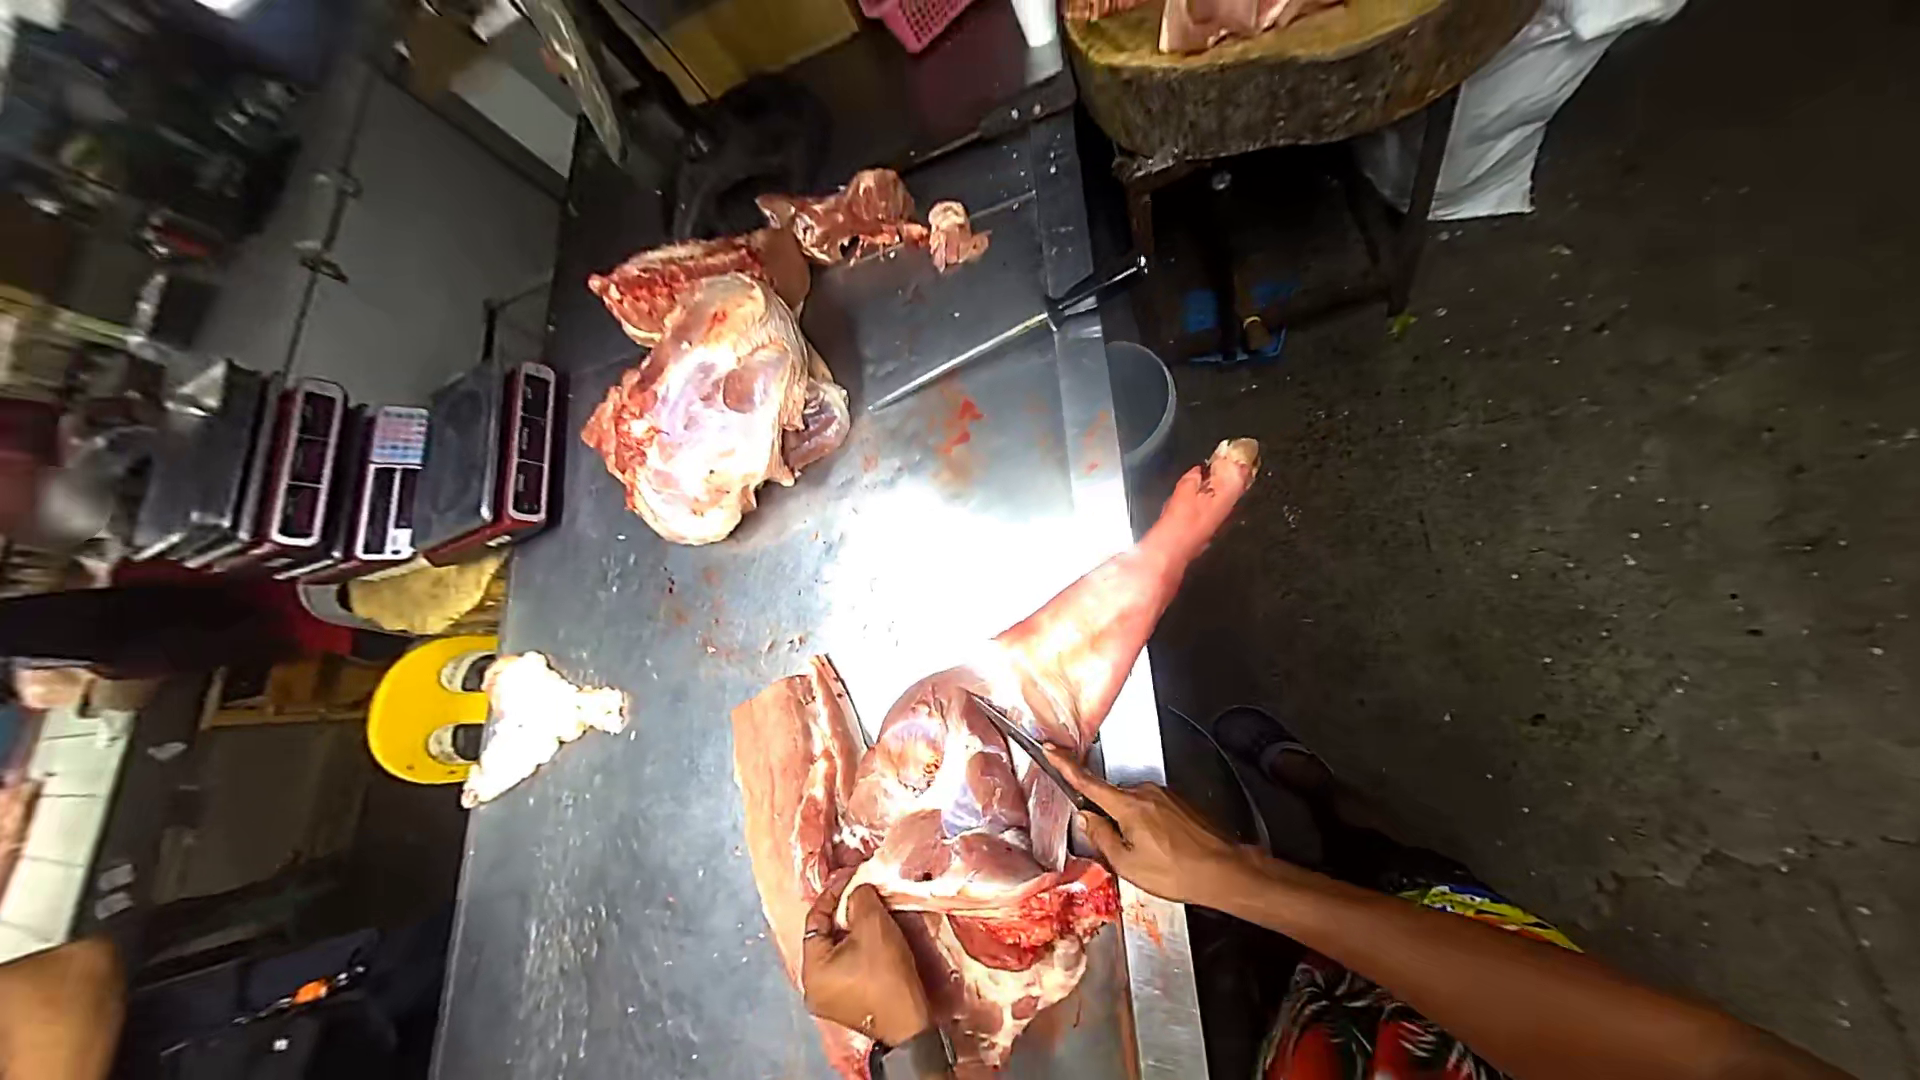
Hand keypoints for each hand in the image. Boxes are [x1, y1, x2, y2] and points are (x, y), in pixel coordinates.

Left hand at [801, 869, 932, 1046]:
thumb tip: (856, 891)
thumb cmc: (885, 971)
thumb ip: (859, 897)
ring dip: (852, 926)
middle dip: (844, 909)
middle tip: (862, 891)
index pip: (815, 917)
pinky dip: (857, 944)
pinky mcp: (845, 1002)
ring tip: (870, 908)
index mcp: (811, 968)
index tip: (852, 876)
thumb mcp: (872, 923)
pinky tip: (873, 934)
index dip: (834, 892)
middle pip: (825, 933)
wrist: (908, 1019)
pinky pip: (845, 962)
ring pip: (836, 948)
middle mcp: (812, 986)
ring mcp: (828, 998)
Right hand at [1046, 748, 1260, 907]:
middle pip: (1112, 798)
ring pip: (1132, 805)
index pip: (1087, 781)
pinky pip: (1151, 807)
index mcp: (1128, 805)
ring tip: (1151, 855)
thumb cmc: (1177, 872)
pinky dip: (1150, 825)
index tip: (1050, 749)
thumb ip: (1101, 837)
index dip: (1065, 765)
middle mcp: (1144, 791)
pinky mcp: (1177, 799)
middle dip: (1109, 818)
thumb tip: (1086, 817)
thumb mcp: (1129, 865)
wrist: (1226, 871)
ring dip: (1132, 824)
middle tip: (1123, 850)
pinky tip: (1164, 848)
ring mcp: (1163, 793)